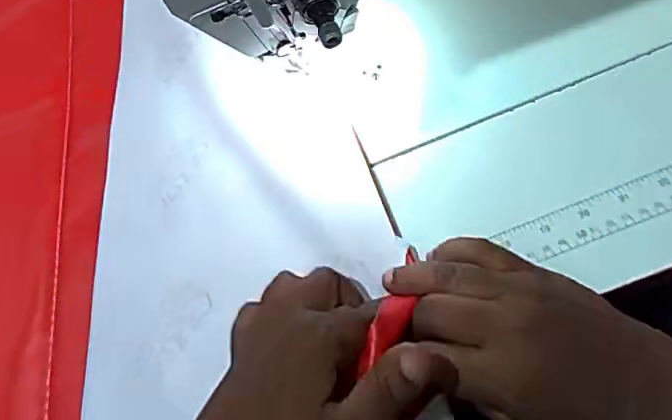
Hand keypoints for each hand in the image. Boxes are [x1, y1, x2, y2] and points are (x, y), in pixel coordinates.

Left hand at [199, 267, 457, 419]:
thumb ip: (389, 388)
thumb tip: (429, 353)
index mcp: (315, 329)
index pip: (371, 313)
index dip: (396, 330)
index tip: (413, 350)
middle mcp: (285, 313)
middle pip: (329, 284)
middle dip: (354, 308)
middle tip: (370, 355)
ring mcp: (259, 322)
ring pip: (295, 287)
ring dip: (317, 306)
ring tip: (335, 352)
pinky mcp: (241, 340)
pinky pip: (268, 307)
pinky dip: (286, 316)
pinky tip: (295, 352)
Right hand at [384, 239, 671, 419]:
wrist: (657, 390)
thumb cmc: (596, 419)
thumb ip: (480, 402)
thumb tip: (439, 376)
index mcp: (506, 374)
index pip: (432, 354)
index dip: (402, 352)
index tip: (385, 352)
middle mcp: (504, 323)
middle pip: (432, 308)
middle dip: (403, 313)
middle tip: (383, 317)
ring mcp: (517, 289)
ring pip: (448, 272)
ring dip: (415, 275)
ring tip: (391, 279)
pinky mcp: (531, 270)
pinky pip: (479, 250)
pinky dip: (452, 250)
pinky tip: (435, 257)